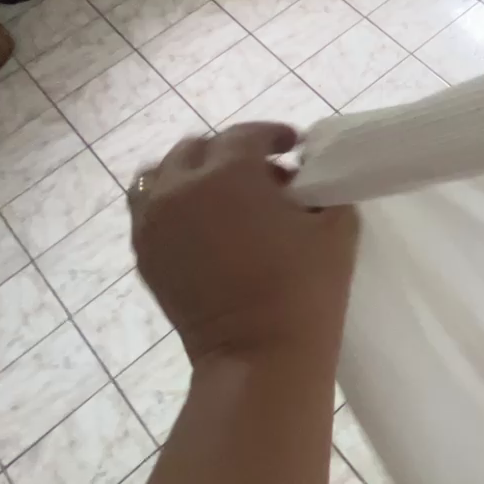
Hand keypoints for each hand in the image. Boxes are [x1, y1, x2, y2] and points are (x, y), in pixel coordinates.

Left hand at [130, 123, 358, 363]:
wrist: (261, 348)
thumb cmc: (308, 284)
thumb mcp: (338, 227)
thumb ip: (321, 191)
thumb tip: (304, 183)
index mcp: (230, 175)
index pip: (247, 134)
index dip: (274, 135)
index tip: (297, 147)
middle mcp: (180, 189)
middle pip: (197, 148)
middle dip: (233, 152)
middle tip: (267, 174)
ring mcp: (152, 221)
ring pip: (160, 174)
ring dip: (194, 173)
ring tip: (227, 196)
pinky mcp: (144, 251)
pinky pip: (150, 208)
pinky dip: (176, 203)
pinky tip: (210, 225)